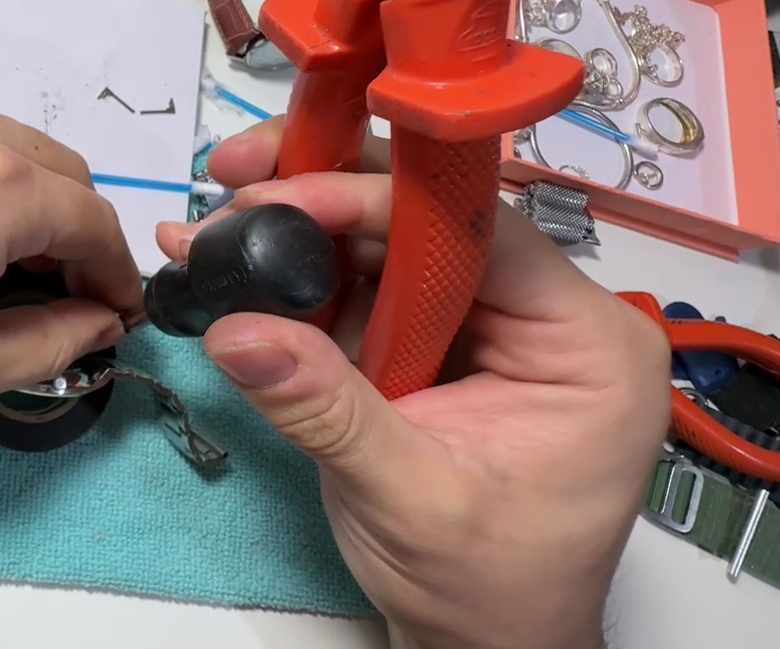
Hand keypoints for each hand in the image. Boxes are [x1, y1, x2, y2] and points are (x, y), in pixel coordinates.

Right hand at [158, 118, 669, 648]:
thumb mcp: (409, 498)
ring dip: (278, 223)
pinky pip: (337, 274)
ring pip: (363, 232)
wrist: (471, 637)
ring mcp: (455, 314)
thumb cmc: (482, 583)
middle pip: (412, 211)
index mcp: (576, 340)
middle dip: (311, 188)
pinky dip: (272, 266)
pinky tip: (212, 258)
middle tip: (228, 176)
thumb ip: (325, 411)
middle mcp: (521, 307)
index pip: (474, 230)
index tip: (275, 200)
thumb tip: (235, 331)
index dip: (372, 200)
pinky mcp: (402, 328)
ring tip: (204, 225)